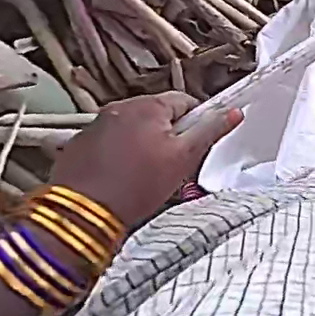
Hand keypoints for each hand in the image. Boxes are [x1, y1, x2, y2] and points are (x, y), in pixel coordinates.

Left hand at [48, 93, 241, 226]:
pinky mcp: (81, 144)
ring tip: (146, 174)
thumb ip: (210, 131)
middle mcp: (121, 108)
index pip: (185, 101)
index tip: (196, 142)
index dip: (197, 121)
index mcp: (149, 106)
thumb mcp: (184, 158)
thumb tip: (233, 113)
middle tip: (173, 163)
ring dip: (143, 143)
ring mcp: (97, 125)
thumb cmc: (135, 186)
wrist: (83, 214)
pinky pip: (110, 142)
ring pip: (133, 128)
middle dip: (169, 134)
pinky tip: (123, 176)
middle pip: (158, 114)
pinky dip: (119, 154)